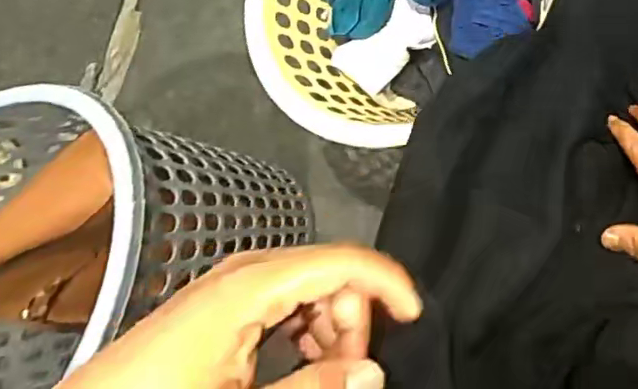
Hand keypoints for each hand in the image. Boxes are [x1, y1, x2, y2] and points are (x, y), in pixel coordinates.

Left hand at [58, 244, 420, 388]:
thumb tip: (375, 373)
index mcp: (255, 282)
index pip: (343, 260)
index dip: (387, 282)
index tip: (416, 316)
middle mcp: (248, 268)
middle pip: (329, 270)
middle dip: (353, 318)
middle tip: (350, 376)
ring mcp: (231, 283)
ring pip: (308, 285)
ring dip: (329, 328)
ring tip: (325, 378)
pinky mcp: (220, 303)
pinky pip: (283, 300)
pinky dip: (302, 331)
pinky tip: (298, 369)